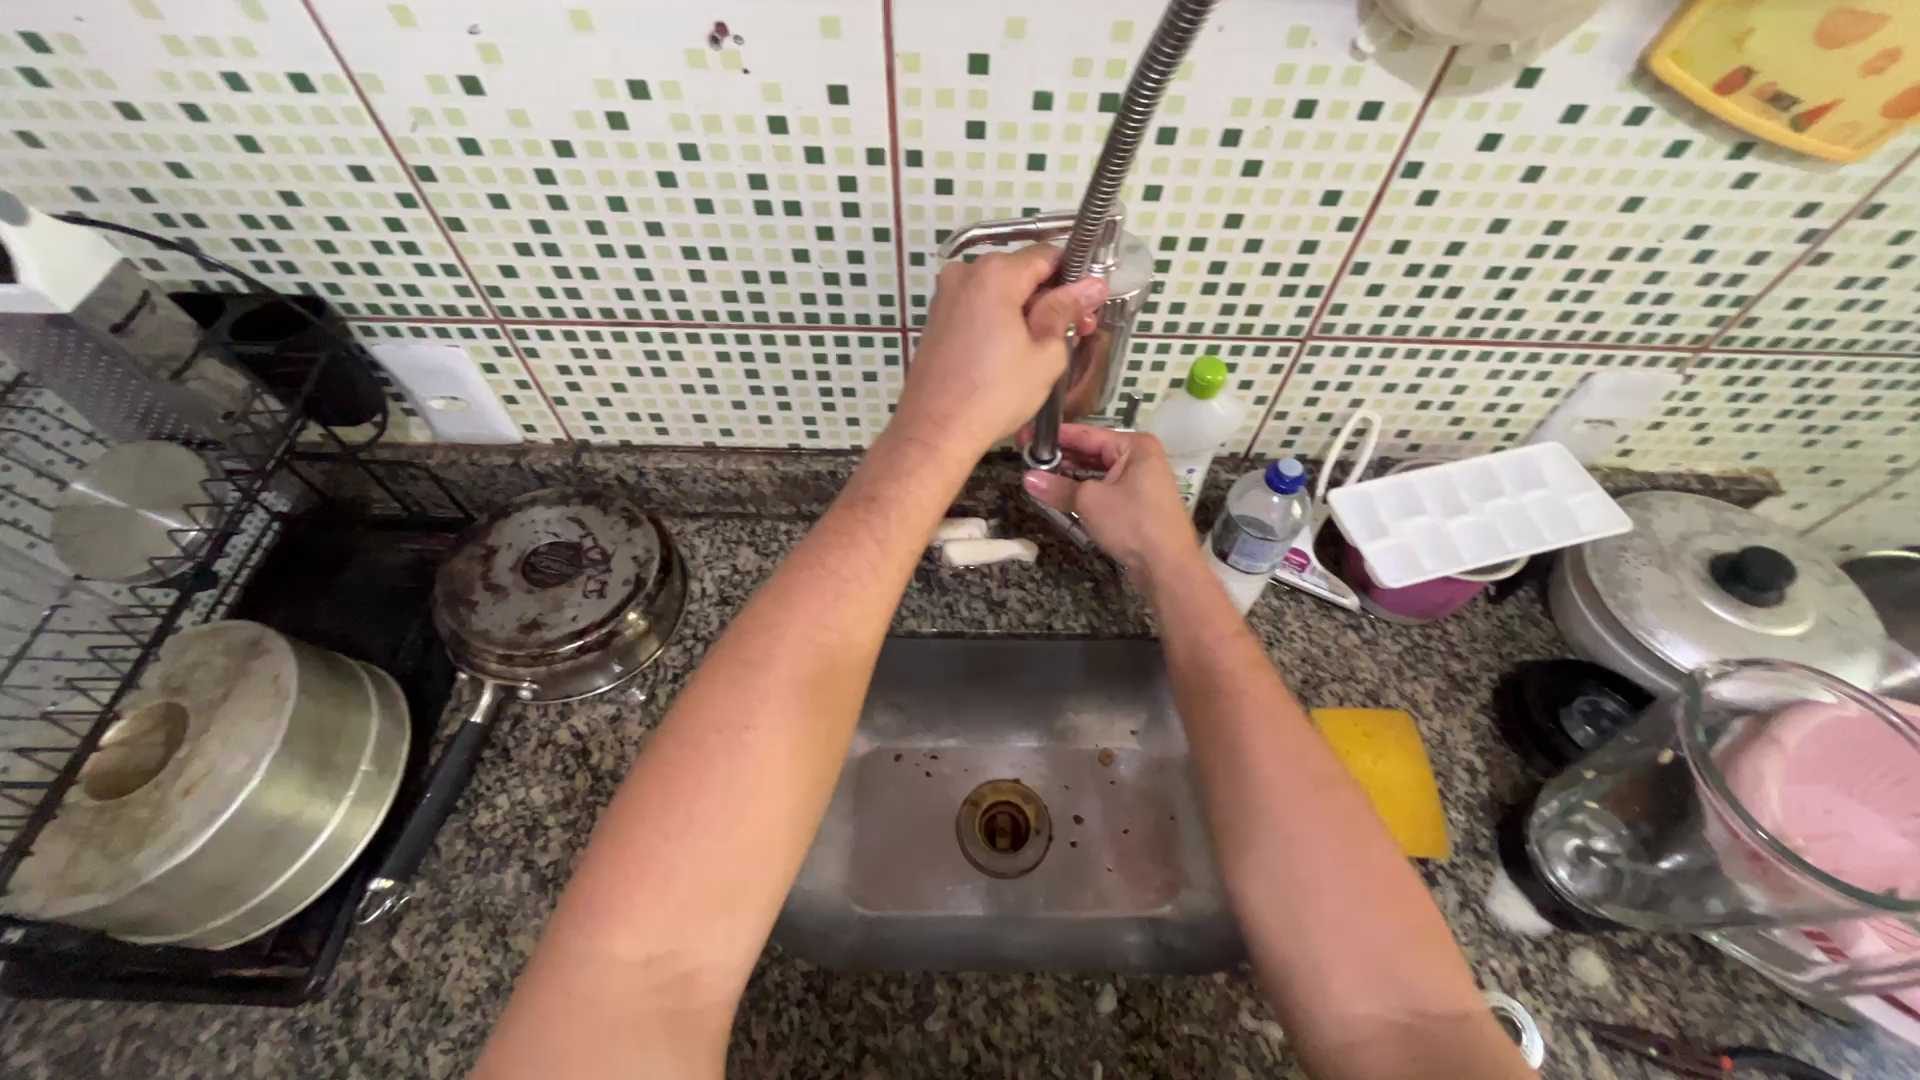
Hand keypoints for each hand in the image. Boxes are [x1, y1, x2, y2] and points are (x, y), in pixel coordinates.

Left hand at [893, 245, 1106, 455]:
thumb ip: (1067, 311)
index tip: (1087, 308)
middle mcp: (964, 274)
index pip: (1048, 256)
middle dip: (1048, 298)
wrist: (936, 431)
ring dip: (1024, 312)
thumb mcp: (1045, 354)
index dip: (1074, 279)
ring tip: (1041, 352)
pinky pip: (978, 309)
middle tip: (1071, 335)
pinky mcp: (936, 320)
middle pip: (1021, 273)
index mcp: (994, 274)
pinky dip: (998, 322)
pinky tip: (1009, 355)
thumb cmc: (995, 395)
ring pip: (998, 292)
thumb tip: (1091, 286)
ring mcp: (945, 296)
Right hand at [1021, 424, 1199, 578]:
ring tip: (1040, 476)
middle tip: (1028, 458)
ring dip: (1071, 475)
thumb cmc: (1132, 523)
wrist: (1167, 566)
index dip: (1055, 436)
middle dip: (1062, 456)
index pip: (1086, 434)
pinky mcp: (1138, 503)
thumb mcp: (1090, 501)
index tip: (1026, 437)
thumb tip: (1027, 479)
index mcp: (1134, 445)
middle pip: (1093, 451)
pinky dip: (1085, 491)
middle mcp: (1141, 457)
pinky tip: (1062, 495)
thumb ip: (1058, 487)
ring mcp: (1141, 481)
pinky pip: (1105, 489)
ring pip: (1098, 472)